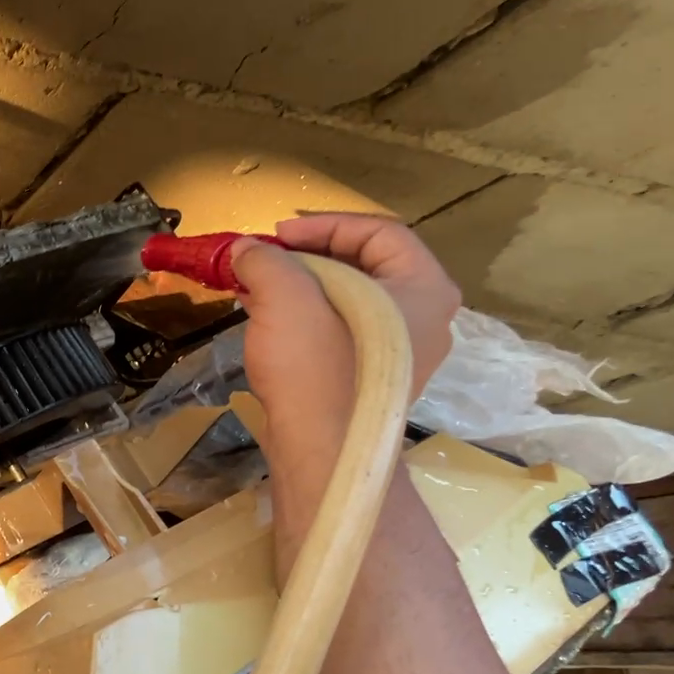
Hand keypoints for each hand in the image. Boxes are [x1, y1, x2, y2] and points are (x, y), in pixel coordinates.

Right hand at [232, 213, 460, 452]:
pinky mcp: (373, 377)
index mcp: (424, 287)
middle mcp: (427, 315)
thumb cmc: (315, 368)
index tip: (275, 235)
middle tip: (263, 260)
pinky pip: (344, 330)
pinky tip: (269, 322)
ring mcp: (403, 351)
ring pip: (352, 299)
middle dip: (308, 257)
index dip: (324, 226)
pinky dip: (307, 316)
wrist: (322, 447)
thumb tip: (247, 249)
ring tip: (256, 290)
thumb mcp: (284, 299)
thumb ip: (266, 262)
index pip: (379, 233)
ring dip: (302, 286)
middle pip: (367, 265)